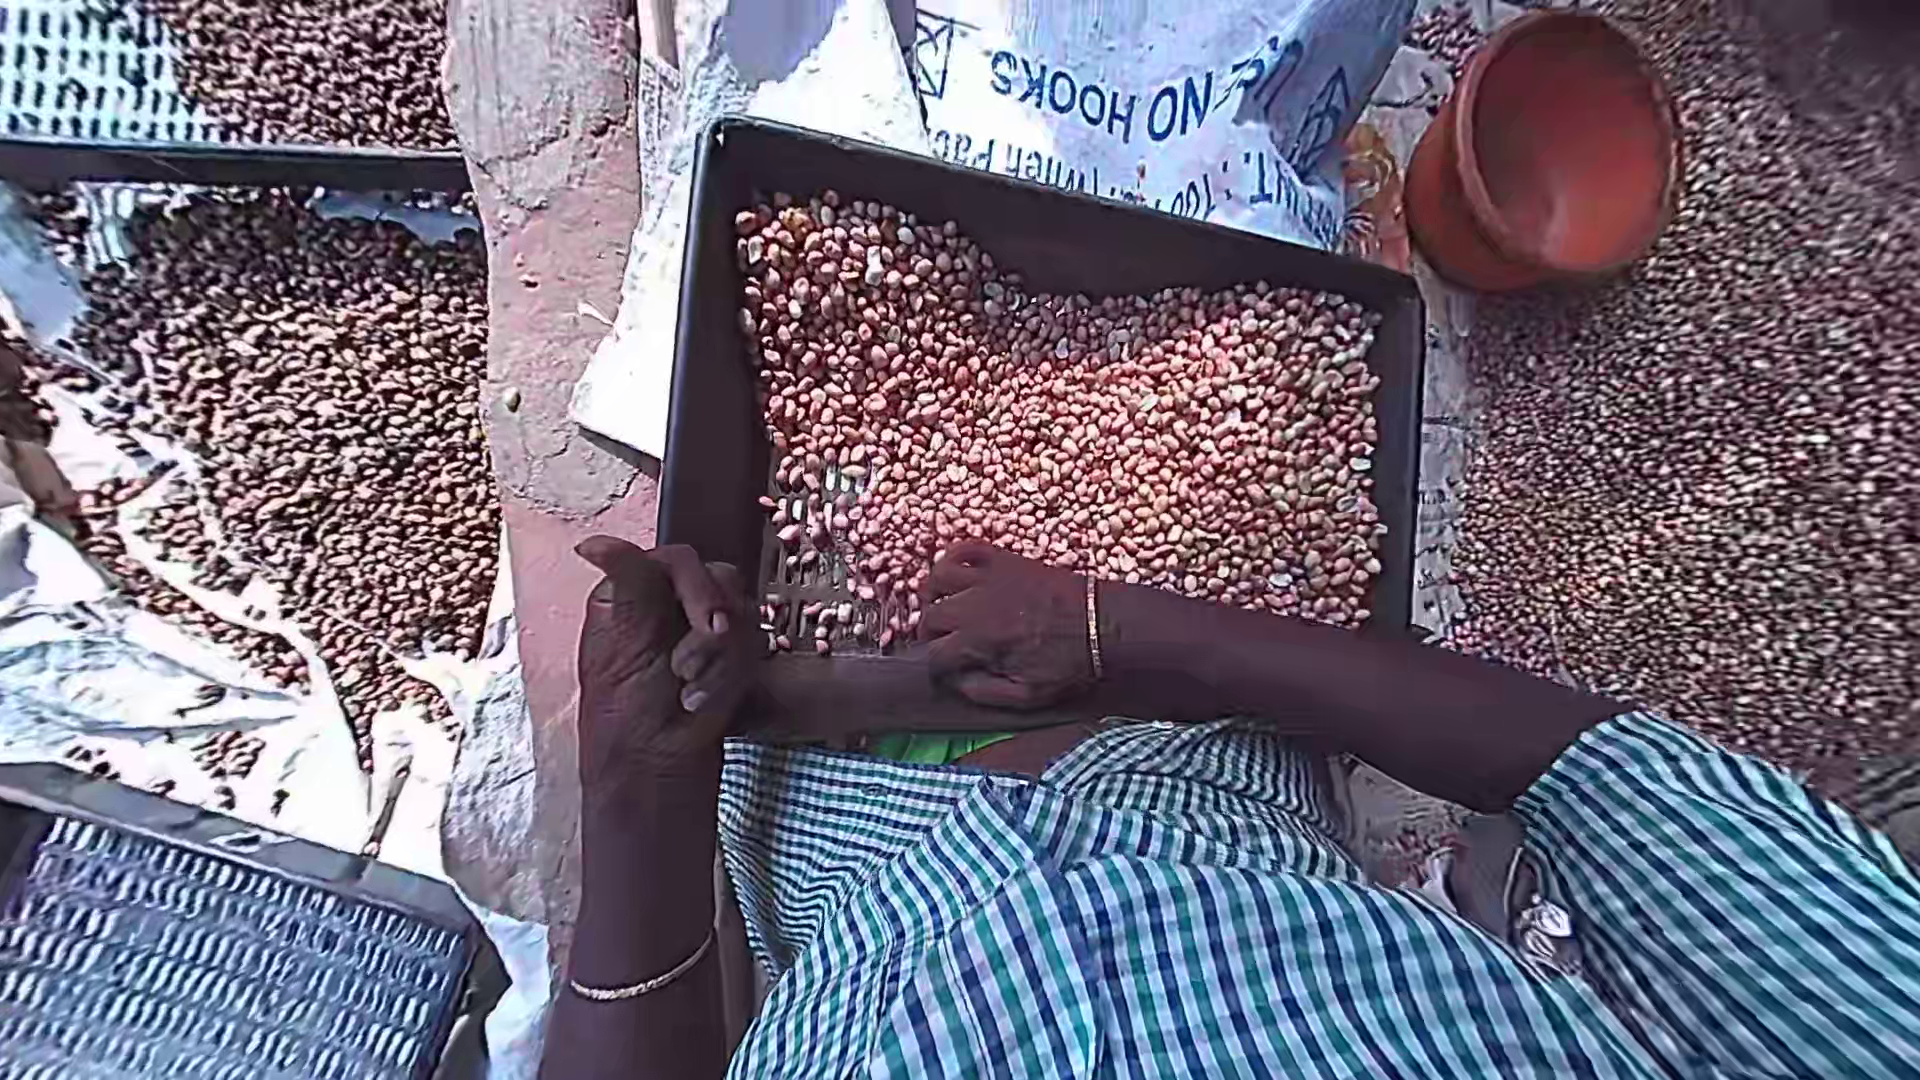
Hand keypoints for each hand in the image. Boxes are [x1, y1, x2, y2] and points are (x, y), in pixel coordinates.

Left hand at [575, 538, 753, 795]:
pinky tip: (704, 697)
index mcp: (637, 594)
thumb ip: (627, 587)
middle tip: (692, 665)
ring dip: (719, 656)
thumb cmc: (626, 712)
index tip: (706, 620)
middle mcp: (674, 604)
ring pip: (742, 610)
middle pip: (721, 579)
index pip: (680, 560)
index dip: (698, 585)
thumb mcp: (622, 648)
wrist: (660, 767)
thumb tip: (594, 541)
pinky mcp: (734, 652)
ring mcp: (707, 627)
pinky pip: (753, 643)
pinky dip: (730, 674)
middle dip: (712, 625)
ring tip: (690, 688)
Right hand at [919, 541, 1095, 708]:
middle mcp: (976, 605)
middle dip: (931, 633)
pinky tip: (960, 574)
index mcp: (980, 641)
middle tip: (944, 641)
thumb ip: (983, 692)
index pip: (935, 655)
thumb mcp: (1027, 695)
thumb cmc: (1068, 663)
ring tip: (944, 604)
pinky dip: (956, 557)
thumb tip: (955, 681)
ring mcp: (988, 577)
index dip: (936, 667)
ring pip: (938, 576)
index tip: (945, 670)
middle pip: (931, 616)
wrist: (1103, 624)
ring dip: (935, 593)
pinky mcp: (1004, 559)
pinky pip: (966, 549)